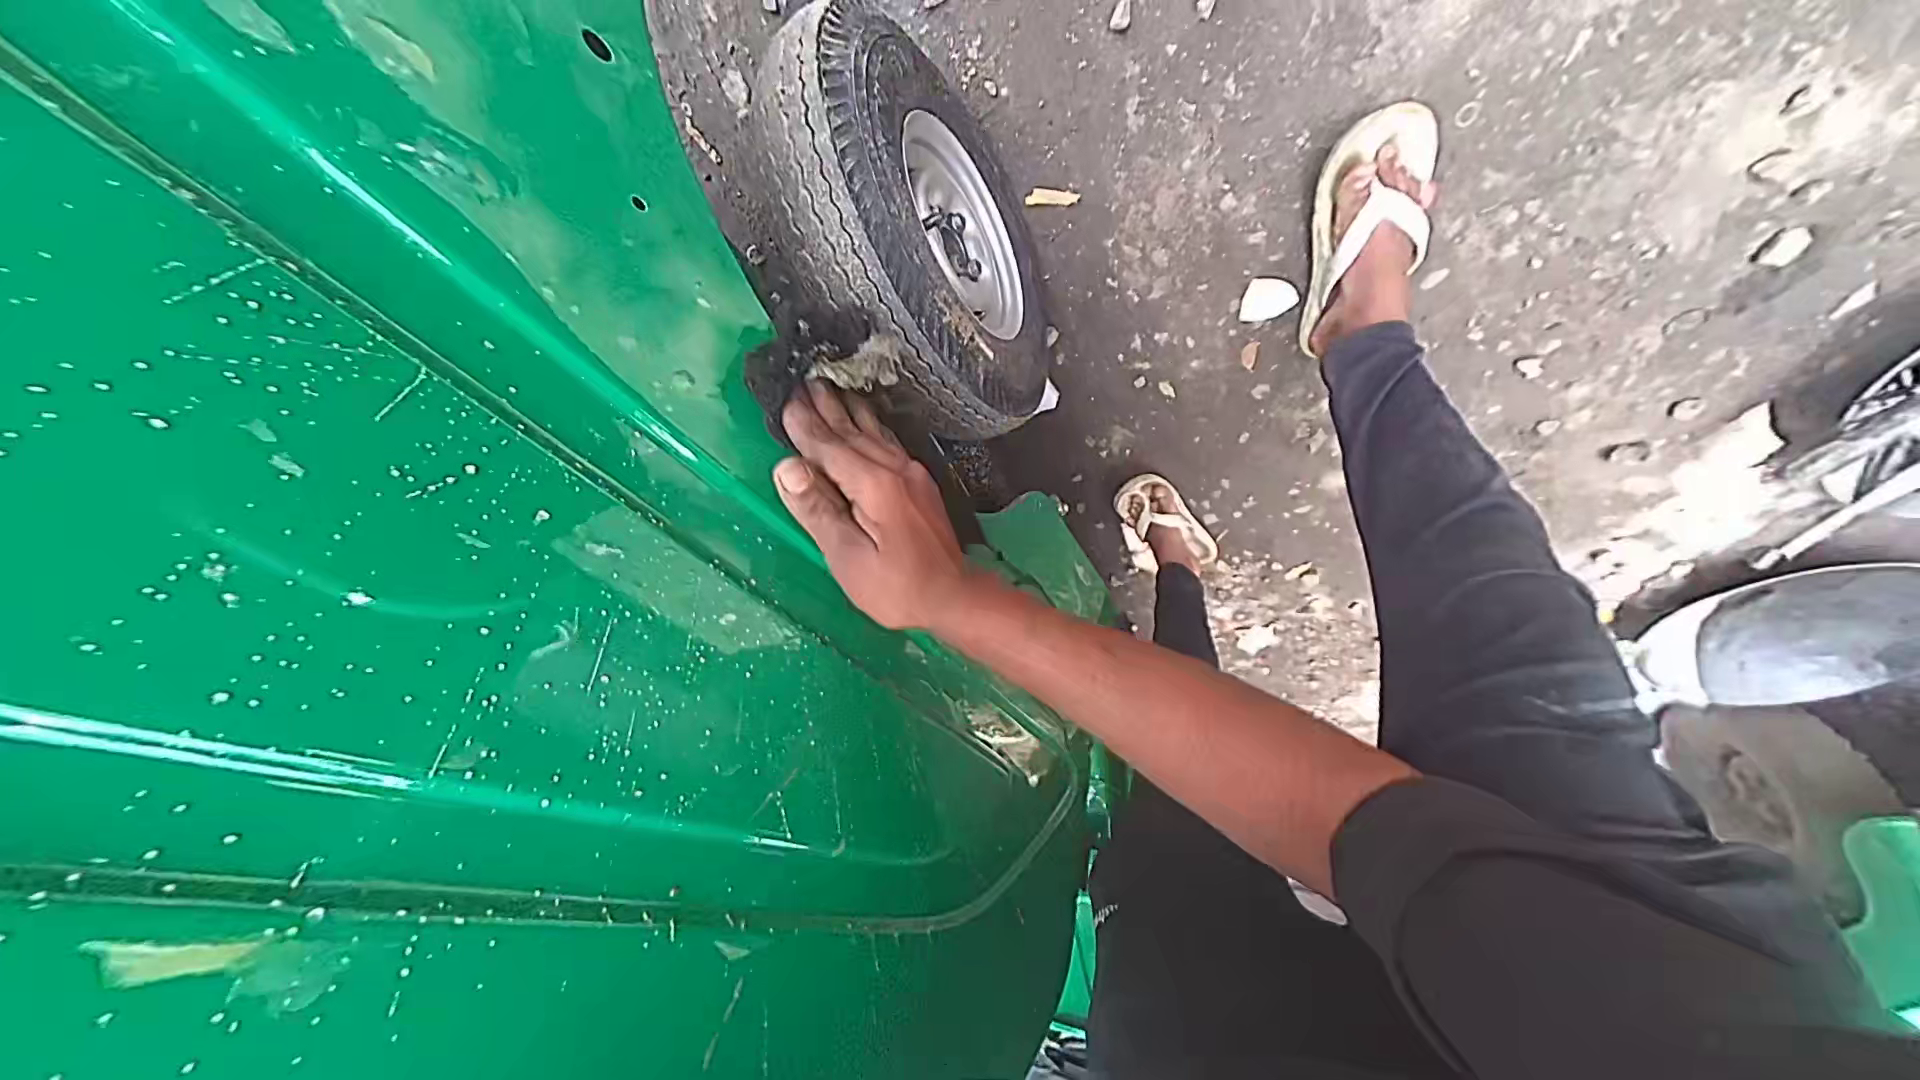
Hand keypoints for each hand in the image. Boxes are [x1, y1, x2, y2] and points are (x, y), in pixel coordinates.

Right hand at [774, 381, 976, 630]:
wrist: (953, 597)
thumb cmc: (896, 588)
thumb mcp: (849, 558)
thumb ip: (818, 510)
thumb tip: (787, 466)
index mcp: (874, 486)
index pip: (829, 448)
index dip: (804, 426)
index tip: (785, 401)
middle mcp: (895, 470)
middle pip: (852, 433)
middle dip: (826, 408)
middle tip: (804, 380)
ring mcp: (912, 474)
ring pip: (874, 433)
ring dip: (849, 411)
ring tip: (831, 388)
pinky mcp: (920, 483)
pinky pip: (890, 443)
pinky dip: (872, 426)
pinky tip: (868, 419)